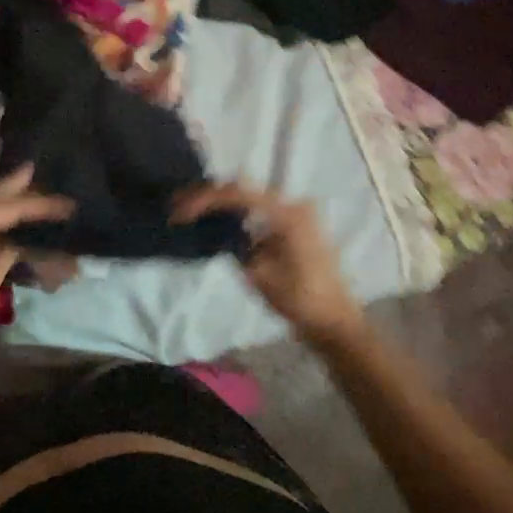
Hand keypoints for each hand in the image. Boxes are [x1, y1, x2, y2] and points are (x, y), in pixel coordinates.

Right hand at [173, 182, 365, 341]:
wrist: (333, 321)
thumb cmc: (300, 300)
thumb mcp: (259, 274)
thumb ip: (237, 245)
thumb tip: (219, 229)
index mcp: (288, 214)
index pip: (238, 194)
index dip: (205, 199)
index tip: (180, 210)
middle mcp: (294, 206)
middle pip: (244, 190)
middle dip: (210, 196)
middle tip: (178, 204)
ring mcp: (296, 216)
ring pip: (250, 200)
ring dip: (221, 204)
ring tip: (191, 210)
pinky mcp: (294, 228)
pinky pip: (259, 212)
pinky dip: (236, 214)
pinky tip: (215, 221)